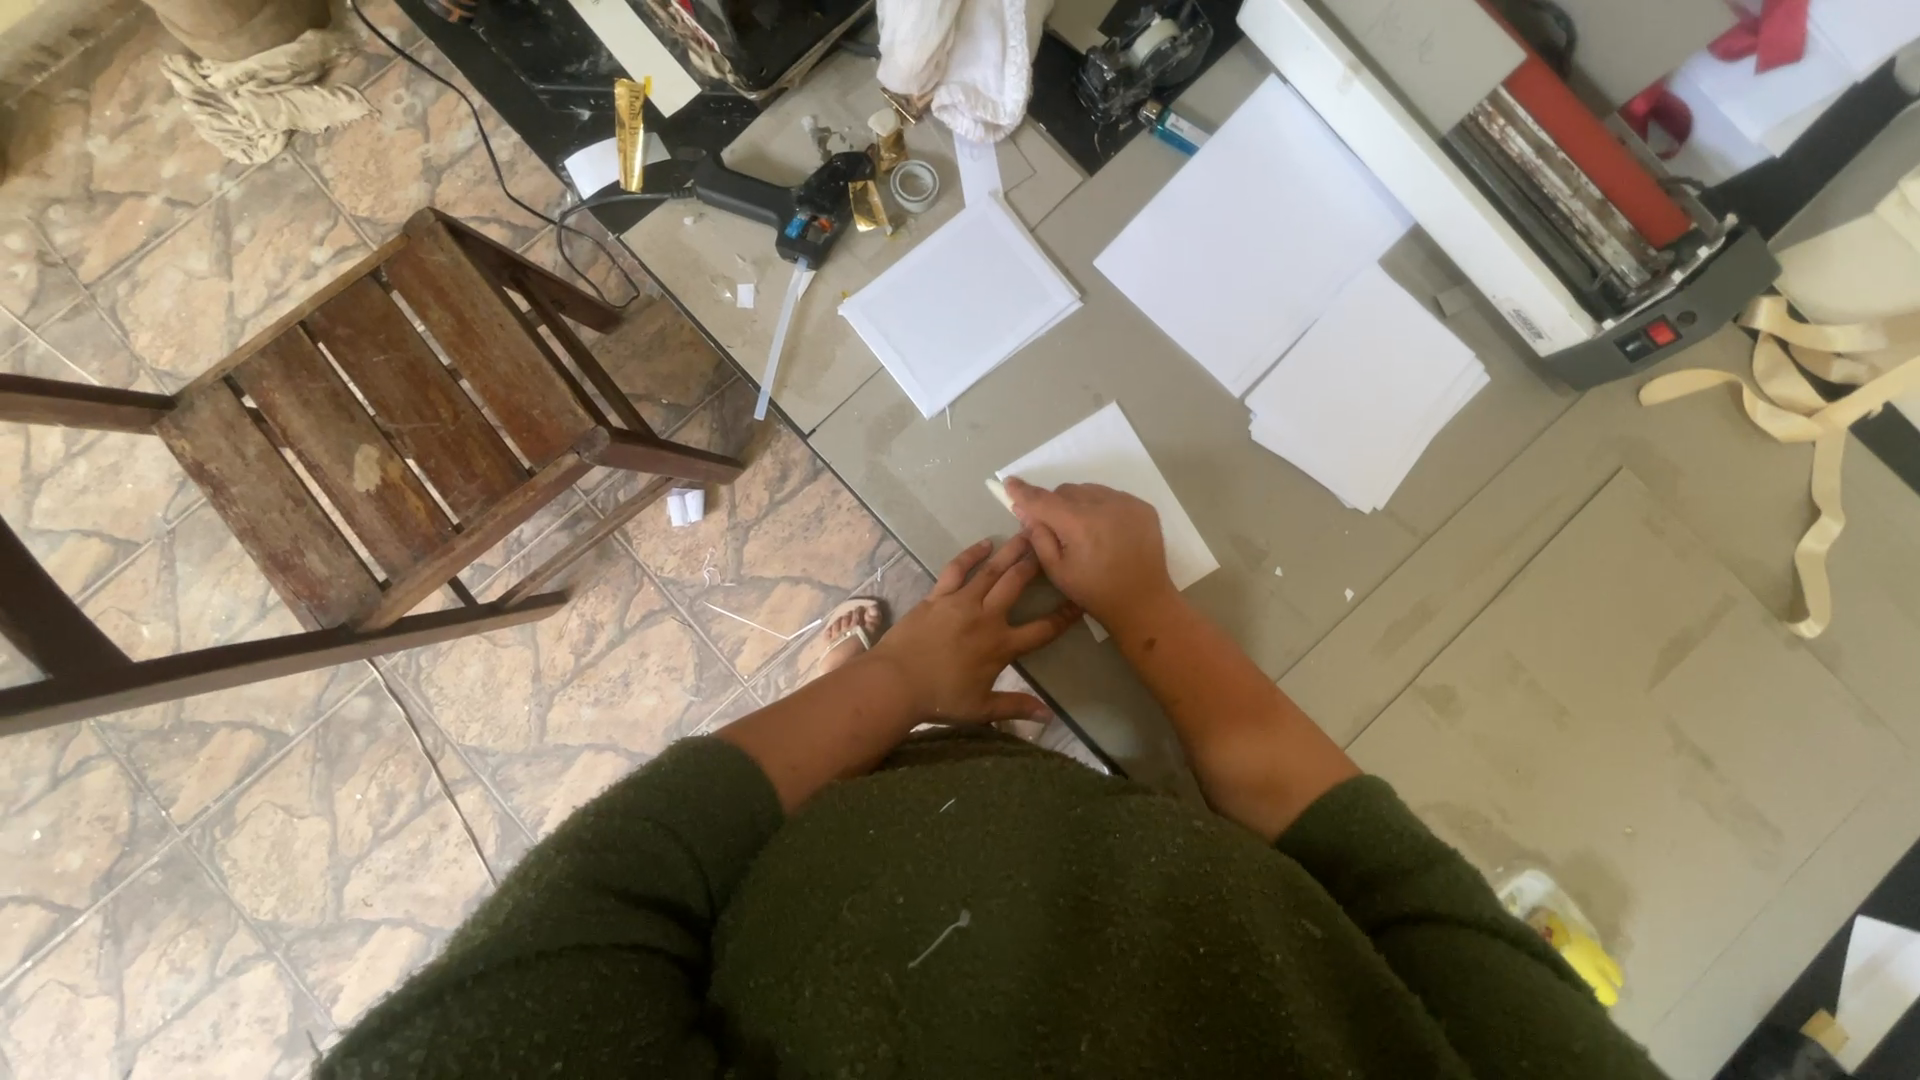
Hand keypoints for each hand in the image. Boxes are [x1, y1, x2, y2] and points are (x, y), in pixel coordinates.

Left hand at [863, 536, 1078, 723]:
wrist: (895, 682)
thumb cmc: (939, 699)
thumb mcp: (981, 709)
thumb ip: (1016, 707)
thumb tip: (1049, 717)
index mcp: (1001, 646)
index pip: (1042, 629)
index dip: (1065, 616)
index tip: (1080, 601)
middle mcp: (986, 617)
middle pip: (1017, 584)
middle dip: (1036, 564)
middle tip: (1050, 545)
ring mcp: (961, 602)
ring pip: (992, 570)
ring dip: (1011, 551)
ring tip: (1026, 534)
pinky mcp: (937, 596)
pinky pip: (957, 569)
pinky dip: (971, 554)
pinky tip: (984, 543)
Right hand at [1002, 478, 1176, 631]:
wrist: (1143, 601)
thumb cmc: (1094, 591)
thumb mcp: (1056, 570)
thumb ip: (1038, 536)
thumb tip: (1023, 509)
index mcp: (1077, 523)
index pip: (1042, 499)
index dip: (1022, 491)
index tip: (1008, 482)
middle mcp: (1102, 504)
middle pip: (1065, 491)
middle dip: (1055, 504)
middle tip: (1057, 528)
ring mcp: (1126, 503)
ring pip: (1088, 490)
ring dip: (1078, 503)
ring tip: (1084, 530)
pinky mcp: (1142, 506)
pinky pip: (1111, 495)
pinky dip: (1101, 506)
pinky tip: (1106, 529)